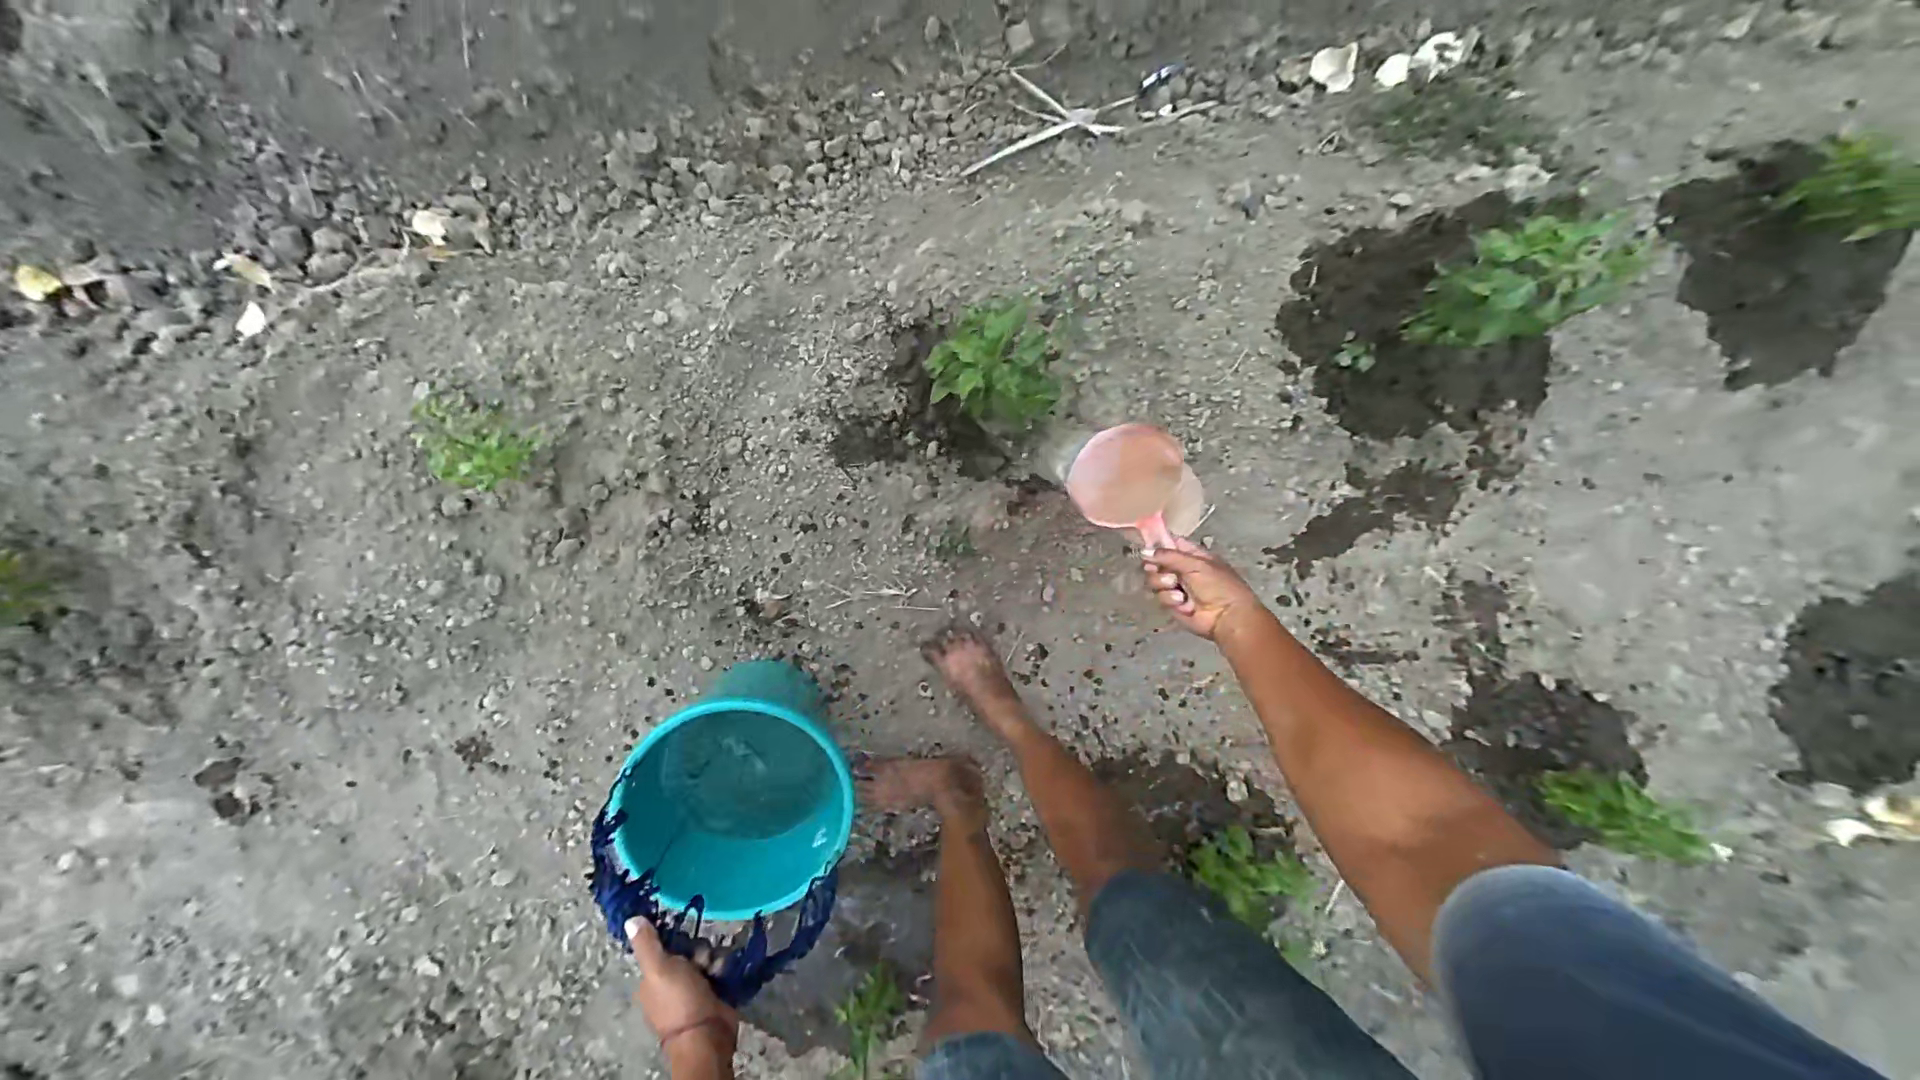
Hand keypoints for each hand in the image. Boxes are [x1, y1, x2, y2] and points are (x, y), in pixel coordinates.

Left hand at [626, 917, 738, 1064]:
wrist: (706, 1034)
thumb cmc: (679, 1001)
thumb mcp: (658, 969)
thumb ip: (647, 945)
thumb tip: (630, 918)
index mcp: (652, 980)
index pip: (664, 947)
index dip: (676, 939)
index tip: (685, 938)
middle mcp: (670, 984)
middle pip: (688, 951)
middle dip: (699, 950)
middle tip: (702, 957)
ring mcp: (692, 990)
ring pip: (706, 958)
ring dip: (714, 958)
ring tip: (716, 967)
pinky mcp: (713, 993)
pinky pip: (720, 969)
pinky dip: (723, 968)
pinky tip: (725, 971)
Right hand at [1142, 537, 1266, 641]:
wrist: (1226, 616)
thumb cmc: (1218, 585)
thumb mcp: (1195, 565)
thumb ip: (1168, 556)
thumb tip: (1143, 552)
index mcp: (1192, 555)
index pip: (1170, 543)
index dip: (1157, 543)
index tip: (1146, 546)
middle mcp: (1182, 569)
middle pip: (1156, 562)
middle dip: (1156, 567)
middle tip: (1157, 569)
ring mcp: (1176, 587)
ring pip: (1155, 580)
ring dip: (1163, 583)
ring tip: (1176, 587)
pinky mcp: (1172, 604)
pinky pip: (1160, 596)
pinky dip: (1170, 598)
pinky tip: (1182, 602)